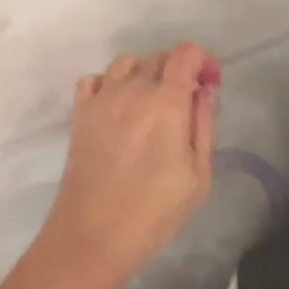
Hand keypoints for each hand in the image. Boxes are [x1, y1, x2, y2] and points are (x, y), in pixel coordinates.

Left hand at [38, 42, 220, 277]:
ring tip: (152, 102)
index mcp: (166, 103)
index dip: (203, 61)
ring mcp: (101, 100)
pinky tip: (118, 107)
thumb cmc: (154, 212)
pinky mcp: (79, 115)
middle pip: (158, 57)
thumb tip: (204, 91)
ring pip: (126, 63)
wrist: (93, 234)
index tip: (209, 84)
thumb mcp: (197, 175)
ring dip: (145, 73)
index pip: (186, 54)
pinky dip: (110, 83)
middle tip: (187, 101)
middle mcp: (131, 91)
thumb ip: (203, 125)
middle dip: (178, 69)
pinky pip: (94, 80)